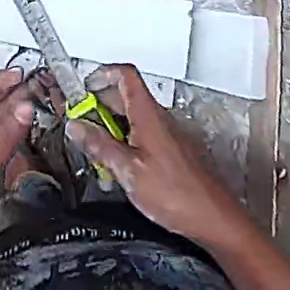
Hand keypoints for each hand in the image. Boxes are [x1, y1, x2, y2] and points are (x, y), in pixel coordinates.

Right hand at [65, 63, 259, 253]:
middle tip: (82, 123)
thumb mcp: (128, 171)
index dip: (102, 74)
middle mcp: (159, 117)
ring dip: (112, 125)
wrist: (212, 216)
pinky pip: (143, 131)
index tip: (84, 88)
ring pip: (133, 115)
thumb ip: (100, 147)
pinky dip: (126, 139)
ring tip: (97, 149)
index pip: (125, 75)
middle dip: (100, 104)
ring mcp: (166, 131)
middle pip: (126, 94)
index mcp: (148, 114)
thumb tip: (77, 127)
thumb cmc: (177, 194)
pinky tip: (119, 164)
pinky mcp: (171, 147)